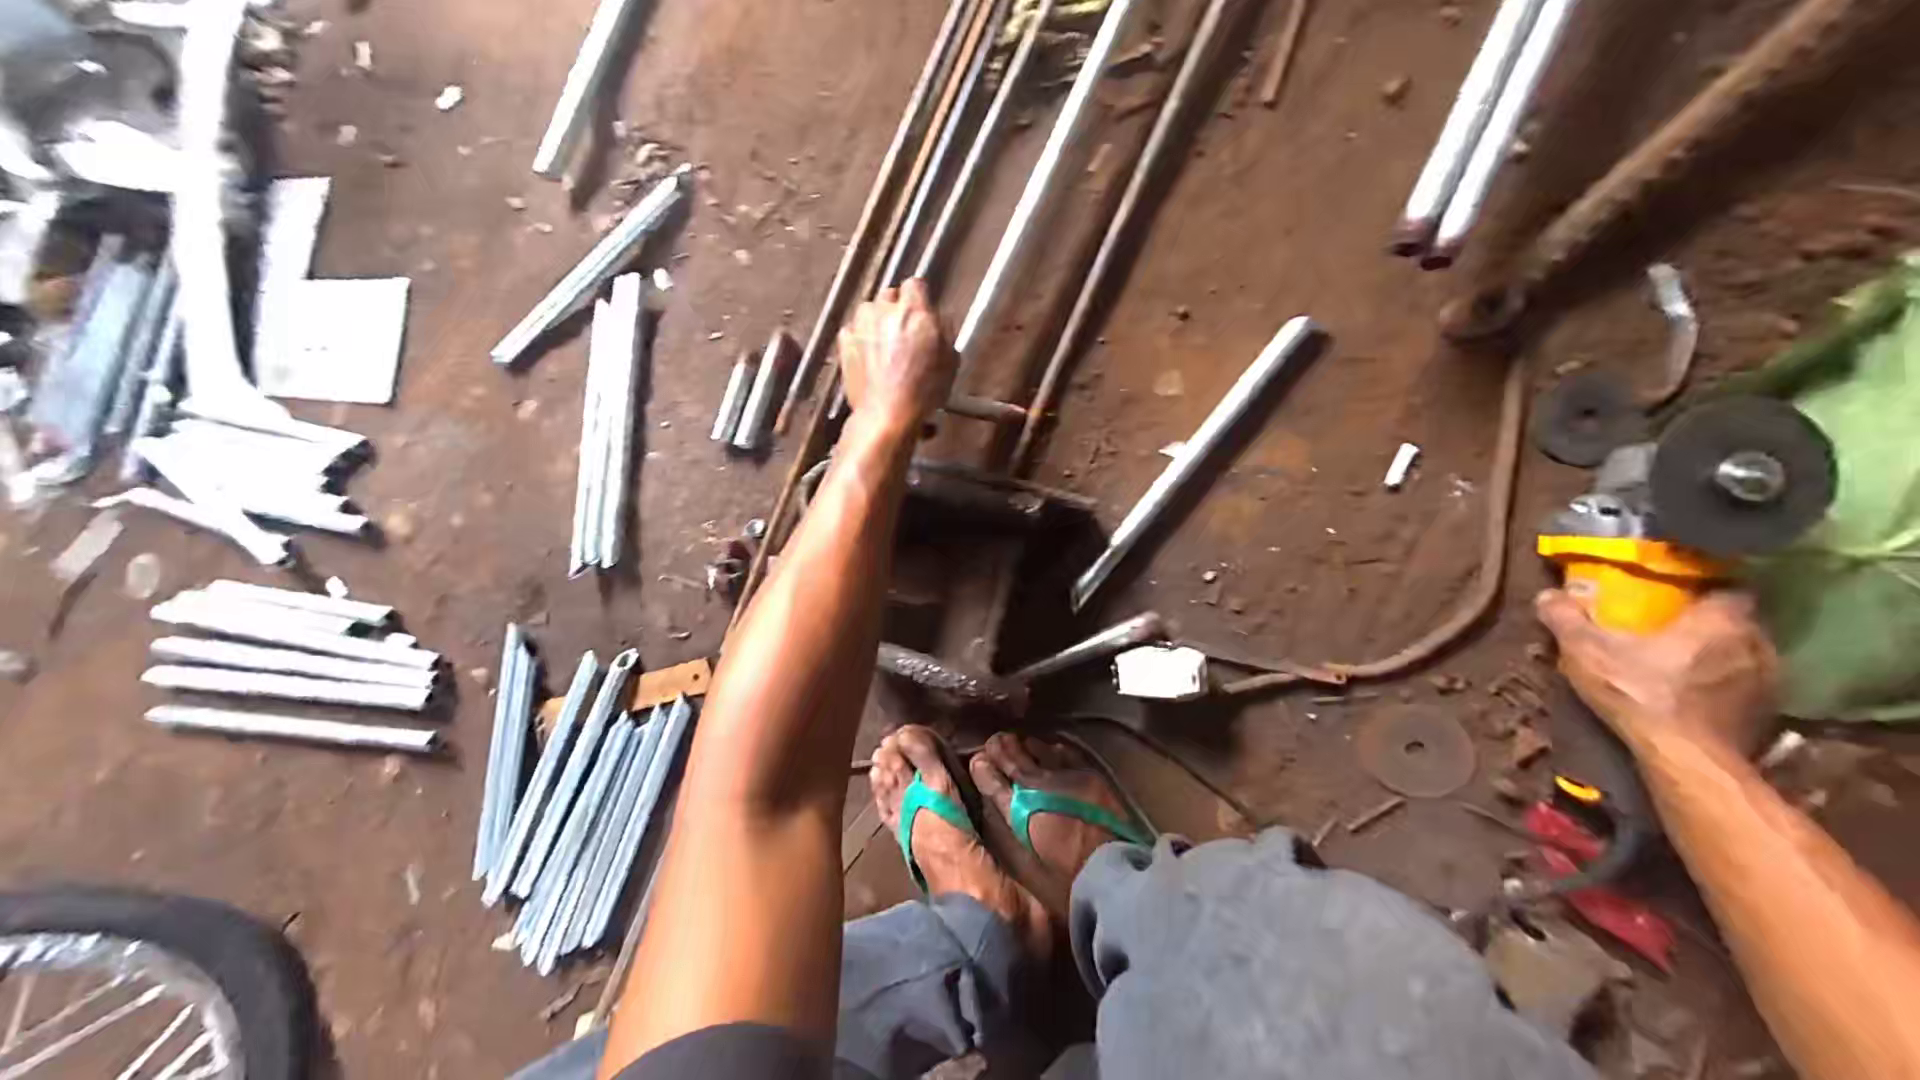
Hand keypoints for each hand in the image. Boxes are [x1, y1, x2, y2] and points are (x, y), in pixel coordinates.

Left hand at [837, 280, 954, 435]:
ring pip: (869, 310)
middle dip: (897, 309)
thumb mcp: (950, 362)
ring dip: (877, 322)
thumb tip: (939, 320)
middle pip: (890, 295)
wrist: (888, 414)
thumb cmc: (921, 393)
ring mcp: (861, 325)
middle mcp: (885, 311)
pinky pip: (853, 330)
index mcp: (915, 312)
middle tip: (906, 332)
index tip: (921, 310)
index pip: (915, 284)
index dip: (919, 298)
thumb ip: (944, 331)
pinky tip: (871, 357)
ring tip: (886, 346)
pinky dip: (861, 338)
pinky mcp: (845, 341)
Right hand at [1535, 589, 1778, 760]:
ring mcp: (1768, 681)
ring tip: (1680, 664)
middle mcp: (1755, 644)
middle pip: (1735, 623)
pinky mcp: (1767, 713)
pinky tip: (1693, 694)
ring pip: (1742, 655)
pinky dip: (1722, 685)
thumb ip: (1565, 618)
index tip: (1676, 595)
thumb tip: (1547, 594)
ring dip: (1717, 656)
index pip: (1727, 590)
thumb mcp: (1584, 650)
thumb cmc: (1638, 692)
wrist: (1685, 757)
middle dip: (1705, 625)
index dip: (1702, 590)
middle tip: (1668, 629)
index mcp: (1718, 621)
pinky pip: (1744, 686)